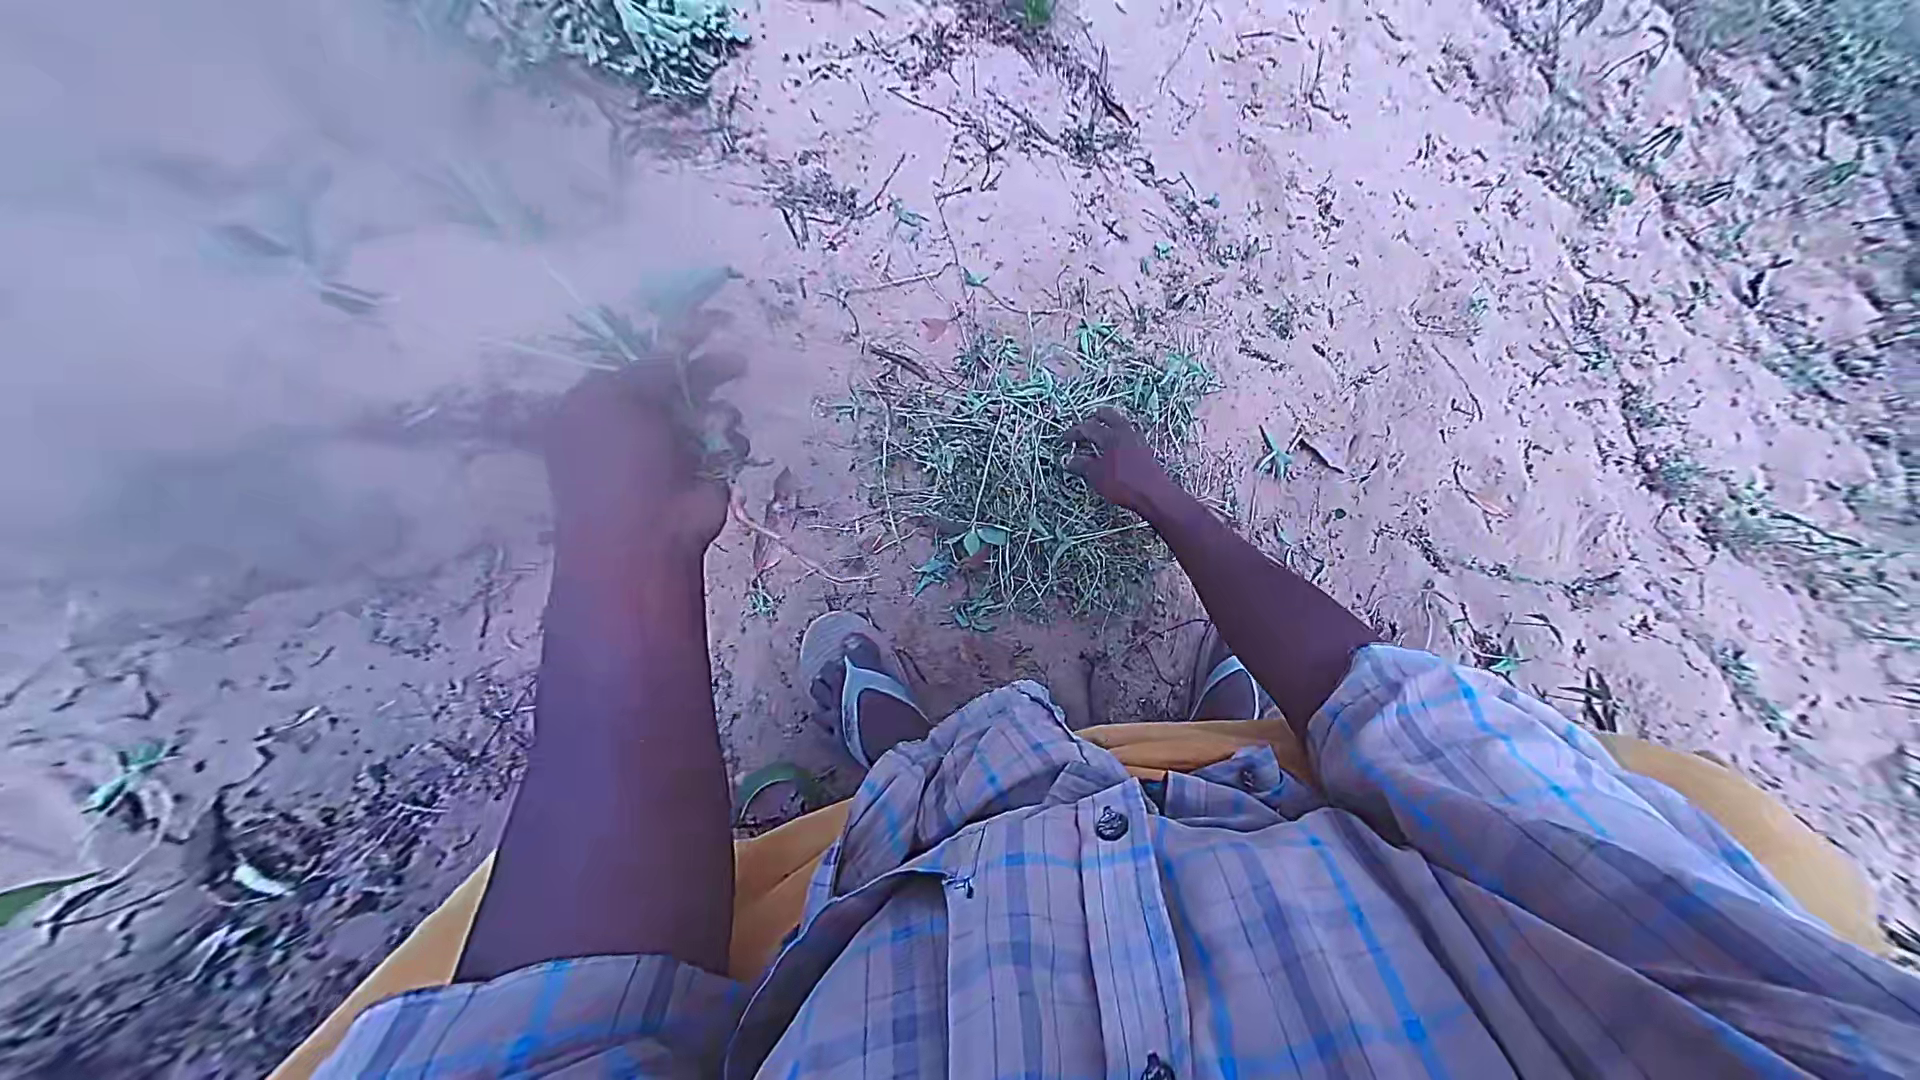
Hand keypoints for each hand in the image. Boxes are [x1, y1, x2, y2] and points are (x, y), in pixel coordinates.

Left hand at [545, 358, 738, 565]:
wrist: (646, 534)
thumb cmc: (618, 464)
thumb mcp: (616, 400)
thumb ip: (647, 369)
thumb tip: (672, 348)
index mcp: (600, 406)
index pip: (641, 364)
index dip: (673, 345)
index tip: (706, 328)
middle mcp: (637, 426)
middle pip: (680, 385)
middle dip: (706, 374)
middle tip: (735, 363)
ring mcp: (674, 450)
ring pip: (709, 412)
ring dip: (717, 415)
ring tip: (716, 427)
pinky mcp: (707, 471)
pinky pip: (727, 443)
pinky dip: (729, 443)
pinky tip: (722, 452)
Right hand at [1064, 407, 1185, 517]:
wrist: (1154, 494)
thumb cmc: (1122, 483)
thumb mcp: (1096, 475)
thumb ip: (1081, 464)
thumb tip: (1066, 459)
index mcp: (1110, 436)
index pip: (1087, 428)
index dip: (1073, 433)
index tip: (1063, 440)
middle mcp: (1125, 433)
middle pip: (1108, 417)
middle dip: (1095, 418)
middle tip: (1085, 422)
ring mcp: (1137, 440)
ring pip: (1120, 424)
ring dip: (1108, 425)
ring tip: (1099, 432)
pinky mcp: (1144, 450)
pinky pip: (1127, 435)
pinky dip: (1117, 435)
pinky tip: (1115, 446)